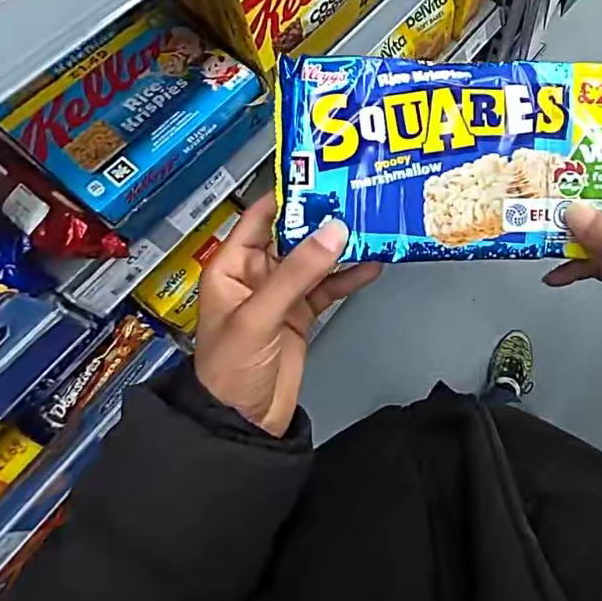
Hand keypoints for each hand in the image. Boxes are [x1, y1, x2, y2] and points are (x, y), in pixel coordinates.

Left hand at [197, 198, 382, 435]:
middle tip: (354, 197)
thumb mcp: (259, 316)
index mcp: (232, 265)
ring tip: (370, 225)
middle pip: (292, 235)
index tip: (319, 176)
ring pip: (314, 260)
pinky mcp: (301, 314)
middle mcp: (257, 273)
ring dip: (339, 247)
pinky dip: (348, 278)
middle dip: (321, 218)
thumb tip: (333, 231)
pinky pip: (327, 287)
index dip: (286, 194)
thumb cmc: (230, 370)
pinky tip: (371, 265)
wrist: (243, 424)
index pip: (259, 217)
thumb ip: (297, 273)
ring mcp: (281, 294)